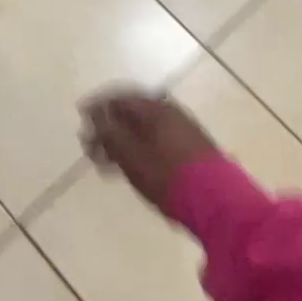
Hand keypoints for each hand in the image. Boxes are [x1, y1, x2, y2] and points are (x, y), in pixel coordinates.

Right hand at [80, 87, 218, 216]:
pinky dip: (137, 150)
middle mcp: (169, 113)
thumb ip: (108, 132)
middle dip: (107, 127)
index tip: (81, 116)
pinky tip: (128, 169)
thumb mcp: (130, 155)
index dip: (97, 104)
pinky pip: (155, 142)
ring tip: (104, 163)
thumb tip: (94, 112)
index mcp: (155, 108)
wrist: (220, 205)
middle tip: (90, 146)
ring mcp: (182, 132)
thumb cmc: (167, 176)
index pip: (119, 96)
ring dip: (120, 142)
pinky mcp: (190, 151)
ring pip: (142, 130)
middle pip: (130, 112)